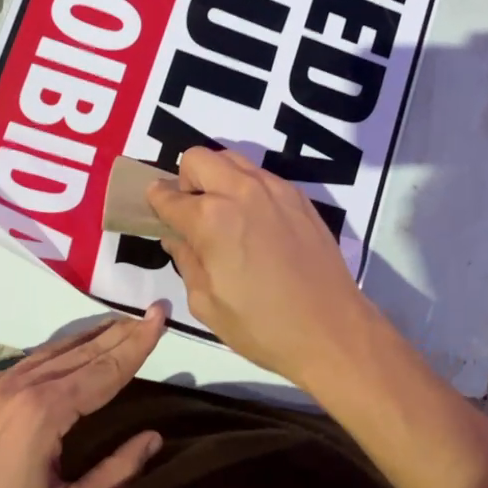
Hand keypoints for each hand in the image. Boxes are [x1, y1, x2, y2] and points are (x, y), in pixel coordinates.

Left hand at [0, 306, 166, 487]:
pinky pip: (25, 364)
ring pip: (51, 353)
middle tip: (150, 312)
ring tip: (120, 324)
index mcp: (42, 414)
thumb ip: (111, 475)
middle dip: (119, 332)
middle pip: (80, 352)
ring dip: (89, 338)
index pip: (103, 370)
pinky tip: (70, 351)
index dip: (136, 345)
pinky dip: (57, 352)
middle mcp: (17, 389)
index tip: (161, 317)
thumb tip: (152, 438)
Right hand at [147, 148, 382, 389]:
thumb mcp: (207, 303)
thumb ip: (186, 261)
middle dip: (187, 181)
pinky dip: (247, 188)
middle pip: (198, 158)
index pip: (169, 196)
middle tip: (192, 214)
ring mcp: (274, 189)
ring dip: (218, 179)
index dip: (156, 203)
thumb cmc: (262, 326)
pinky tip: (255, 223)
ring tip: (224, 215)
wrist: (330, 329)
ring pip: (232, 159)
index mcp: (211, 218)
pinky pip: (261, 176)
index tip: (156, 211)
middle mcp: (241, 191)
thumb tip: (176, 238)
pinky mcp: (299, 196)